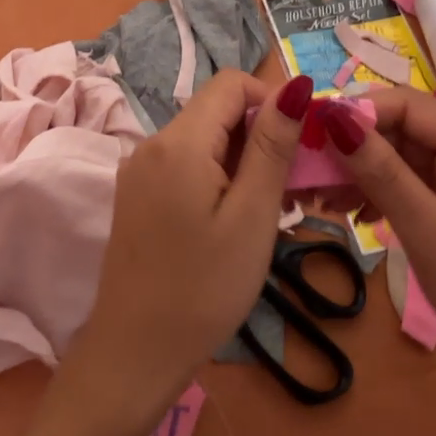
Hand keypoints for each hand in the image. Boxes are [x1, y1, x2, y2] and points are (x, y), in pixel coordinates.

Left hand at [20, 71, 313, 435]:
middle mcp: (151, 143)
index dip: (271, 100)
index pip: (231, 83)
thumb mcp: (252, 216)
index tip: (301, 145)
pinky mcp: (136, 195)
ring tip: (267, 211)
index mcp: (178, 140)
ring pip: (202, 139)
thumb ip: (272, 145)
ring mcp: (138, 170)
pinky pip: (184, 165)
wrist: (135, 352)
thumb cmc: (204, 287)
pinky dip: (216, 177)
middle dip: (259, 134)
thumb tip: (296, 85)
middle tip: (291, 188)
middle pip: (215, 111)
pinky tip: (234, 221)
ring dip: (241, 159)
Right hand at [320, 90, 435, 435]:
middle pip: (405, 130)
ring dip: (364, 173)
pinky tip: (355, 215)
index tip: (308, 132)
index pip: (406, 104)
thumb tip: (334, 115)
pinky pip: (419, 187)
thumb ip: (381, 172)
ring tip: (322, 200)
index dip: (356, 111)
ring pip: (407, 160)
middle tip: (307, 174)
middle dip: (354, 147)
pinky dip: (385, 196)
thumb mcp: (429, 232)